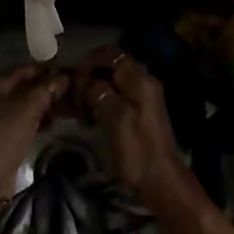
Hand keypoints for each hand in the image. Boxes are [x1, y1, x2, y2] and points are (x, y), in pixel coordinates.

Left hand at [0, 65, 69, 196]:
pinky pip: (30, 121)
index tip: (75, 73)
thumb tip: (66, 76)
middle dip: (53, 89)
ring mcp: (1, 118)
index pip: (27, 69)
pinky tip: (61, 120)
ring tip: (77, 105)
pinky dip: (44, 119)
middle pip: (29, 87)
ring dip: (51, 105)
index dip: (51, 70)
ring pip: (31, 105)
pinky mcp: (8, 136)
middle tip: (79, 91)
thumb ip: (47, 89)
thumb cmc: (4, 136)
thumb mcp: (27, 108)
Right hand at [78, 47, 188, 203]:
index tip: (73, 77)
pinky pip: (118, 93)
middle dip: (91, 73)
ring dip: (96, 86)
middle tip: (74, 91)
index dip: (90, 61)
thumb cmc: (137, 150)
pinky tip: (92, 113)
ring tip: (80, 103)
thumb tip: (85, 80)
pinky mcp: (140, 110)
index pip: (112, 54)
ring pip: (115, 79)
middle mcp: (144, 82)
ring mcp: (144, 96)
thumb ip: (101, 93)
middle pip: (113, 65)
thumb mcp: (116, 118)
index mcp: (140, 81)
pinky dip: (103, 97)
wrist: (159, 178)